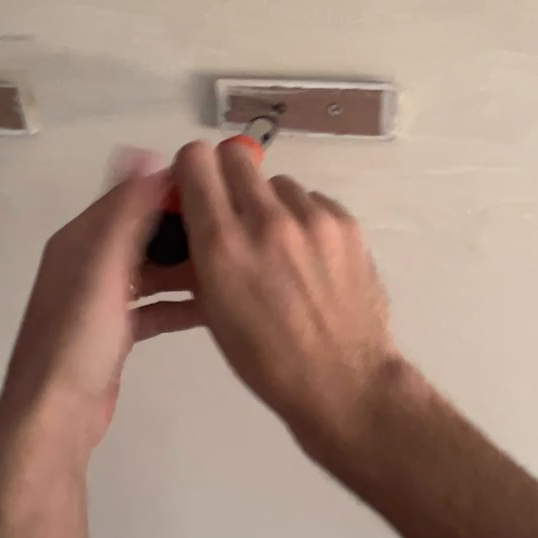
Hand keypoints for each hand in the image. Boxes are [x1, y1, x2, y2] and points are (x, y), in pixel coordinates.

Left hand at [0, 150, 204, 458]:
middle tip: (233, 230)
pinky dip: (179, 303)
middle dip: (184, 230)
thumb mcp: (103, 267)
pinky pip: (154, 306)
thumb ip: (126, 213)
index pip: (130, 198)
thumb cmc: (78, 337)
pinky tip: (212, 307)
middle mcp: (88, 264)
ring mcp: (101, 300)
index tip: (217, 187)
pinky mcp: (115, 332)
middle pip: (144, 233)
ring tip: (231, 267)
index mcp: (81, 241)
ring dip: (186, 267)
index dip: (170, 189)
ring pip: (152, 271)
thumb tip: (146, 152)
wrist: (54, 415)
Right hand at [174, 139, 403, 463]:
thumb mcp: (213, 310)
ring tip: (281, 248)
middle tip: (234, 211)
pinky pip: (313, 202)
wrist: (344, 381)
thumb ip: (201, 254)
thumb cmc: (266, 359)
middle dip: (227, 177)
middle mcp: (265, 219)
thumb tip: (200, 219)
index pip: (195, 160)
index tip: (195, 191)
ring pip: (278, 183)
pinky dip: (304, 220)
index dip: (191, 172)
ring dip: (271, 204)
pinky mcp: (346, 223)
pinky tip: (311, 258)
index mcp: (222, 244)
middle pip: (235, 155)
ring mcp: (312, 218)